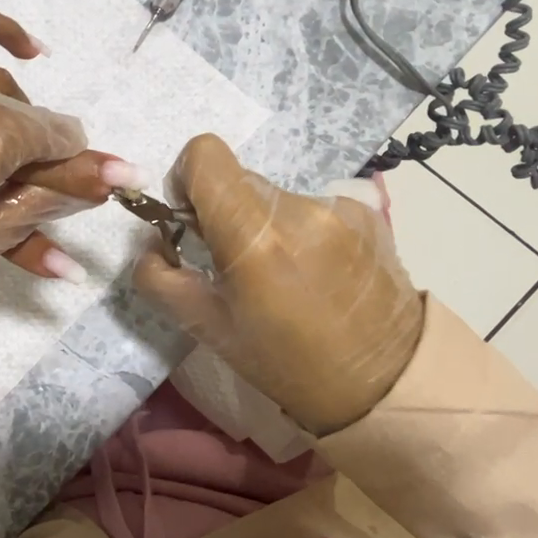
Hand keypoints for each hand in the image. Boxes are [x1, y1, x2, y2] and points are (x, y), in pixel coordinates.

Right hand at [133, 134, 425, 433]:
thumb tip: (151, 244)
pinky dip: (297, 231)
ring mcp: (339, 208)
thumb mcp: (206, 327)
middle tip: (230, 262)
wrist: (387, 384)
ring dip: (261, 223)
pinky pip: (309, 207)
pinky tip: (313, 274)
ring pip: (273, 195)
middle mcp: (300, 208)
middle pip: (237, 179)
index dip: (185, 177)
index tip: (190, 219)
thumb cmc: (286, 363)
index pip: (205, 154)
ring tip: (279, 276)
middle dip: (221, 211)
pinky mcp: (368, 214)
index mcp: (256, 236)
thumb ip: (159, 278)